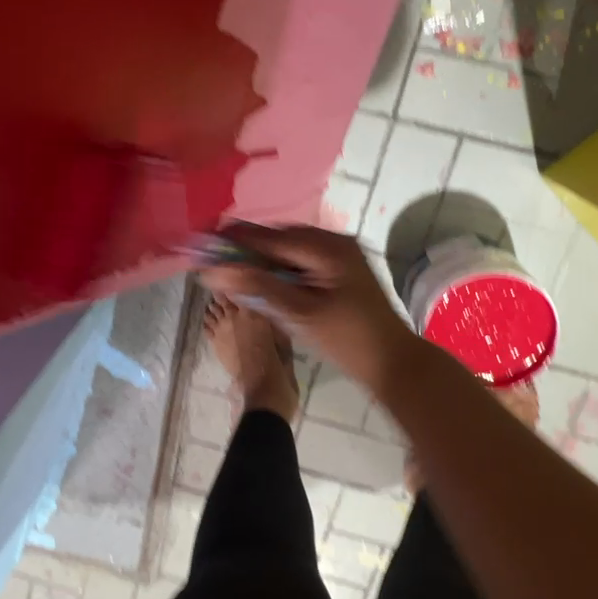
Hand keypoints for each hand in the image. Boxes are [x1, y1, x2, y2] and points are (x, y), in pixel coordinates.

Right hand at [197, 224, 419, 389]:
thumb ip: (257, 287)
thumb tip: (215, 270)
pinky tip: (264, 281)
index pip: (271, 237)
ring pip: (290, 249)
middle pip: (280, 239)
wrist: (392, 361)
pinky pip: (302, 260)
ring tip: (233, 270)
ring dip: (263, 258)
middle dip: (248, 248)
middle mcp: (335, 242)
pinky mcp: (341, 270)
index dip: (236, 240)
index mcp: (327, 248)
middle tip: (215, 259)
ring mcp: (341, 255)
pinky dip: (281, 268)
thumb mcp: (299, 313)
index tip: (205, 242)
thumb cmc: (347, 339)